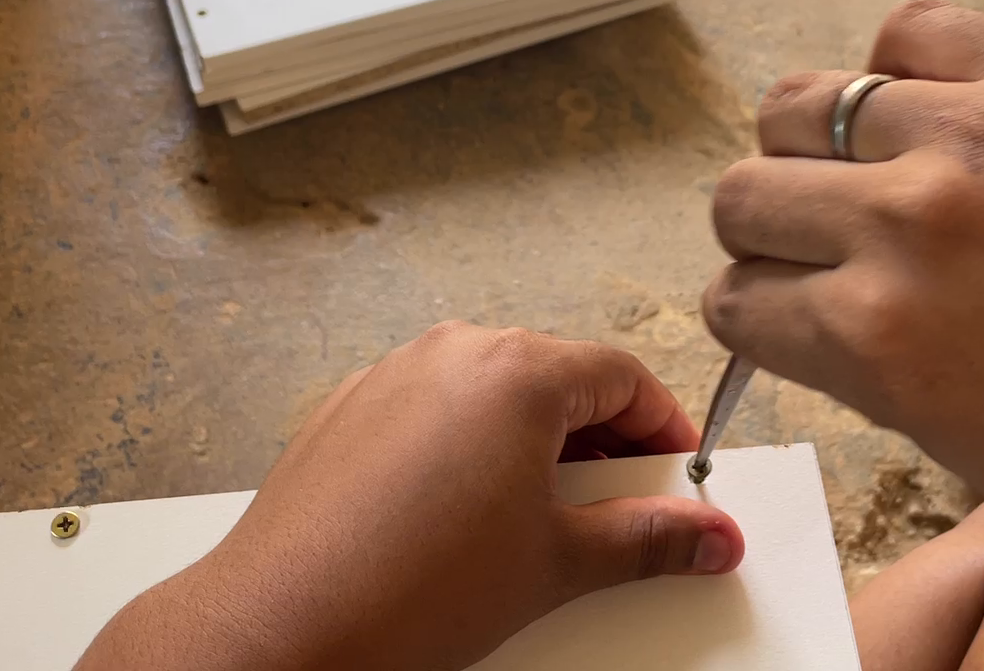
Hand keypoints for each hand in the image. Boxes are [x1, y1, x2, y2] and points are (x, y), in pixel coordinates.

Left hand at [75, 323, 743, 670]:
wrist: (271, 634)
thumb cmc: (417, 591)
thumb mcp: (556, 562)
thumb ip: (649, 538)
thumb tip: (712, 536)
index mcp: (519, 369)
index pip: (622, 375)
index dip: (662, 424)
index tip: (677, 470)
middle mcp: (460, 348)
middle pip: (562, 377)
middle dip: (603, 437)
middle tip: (617, 502)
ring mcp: (403, 368)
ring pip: (502, 387)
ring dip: (539, 438)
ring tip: (540, 511)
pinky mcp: (359, 399)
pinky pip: (444, 401)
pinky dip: (477, 437)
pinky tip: (466, 504)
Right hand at [701, 0, 983, 557]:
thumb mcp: (944, 436)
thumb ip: (839, 354)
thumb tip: (778, 295)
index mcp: (875, 338)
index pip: (732, 302)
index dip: (744, 312)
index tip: (770, 308)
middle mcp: (901, 222)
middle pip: (738, 193)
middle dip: (755, 231)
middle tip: (806, 243)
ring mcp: (968, 134)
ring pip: (794, 104)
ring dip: (801, 151)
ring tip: (853, 170)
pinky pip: (905, 30)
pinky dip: (894, 70)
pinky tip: (920, 109)